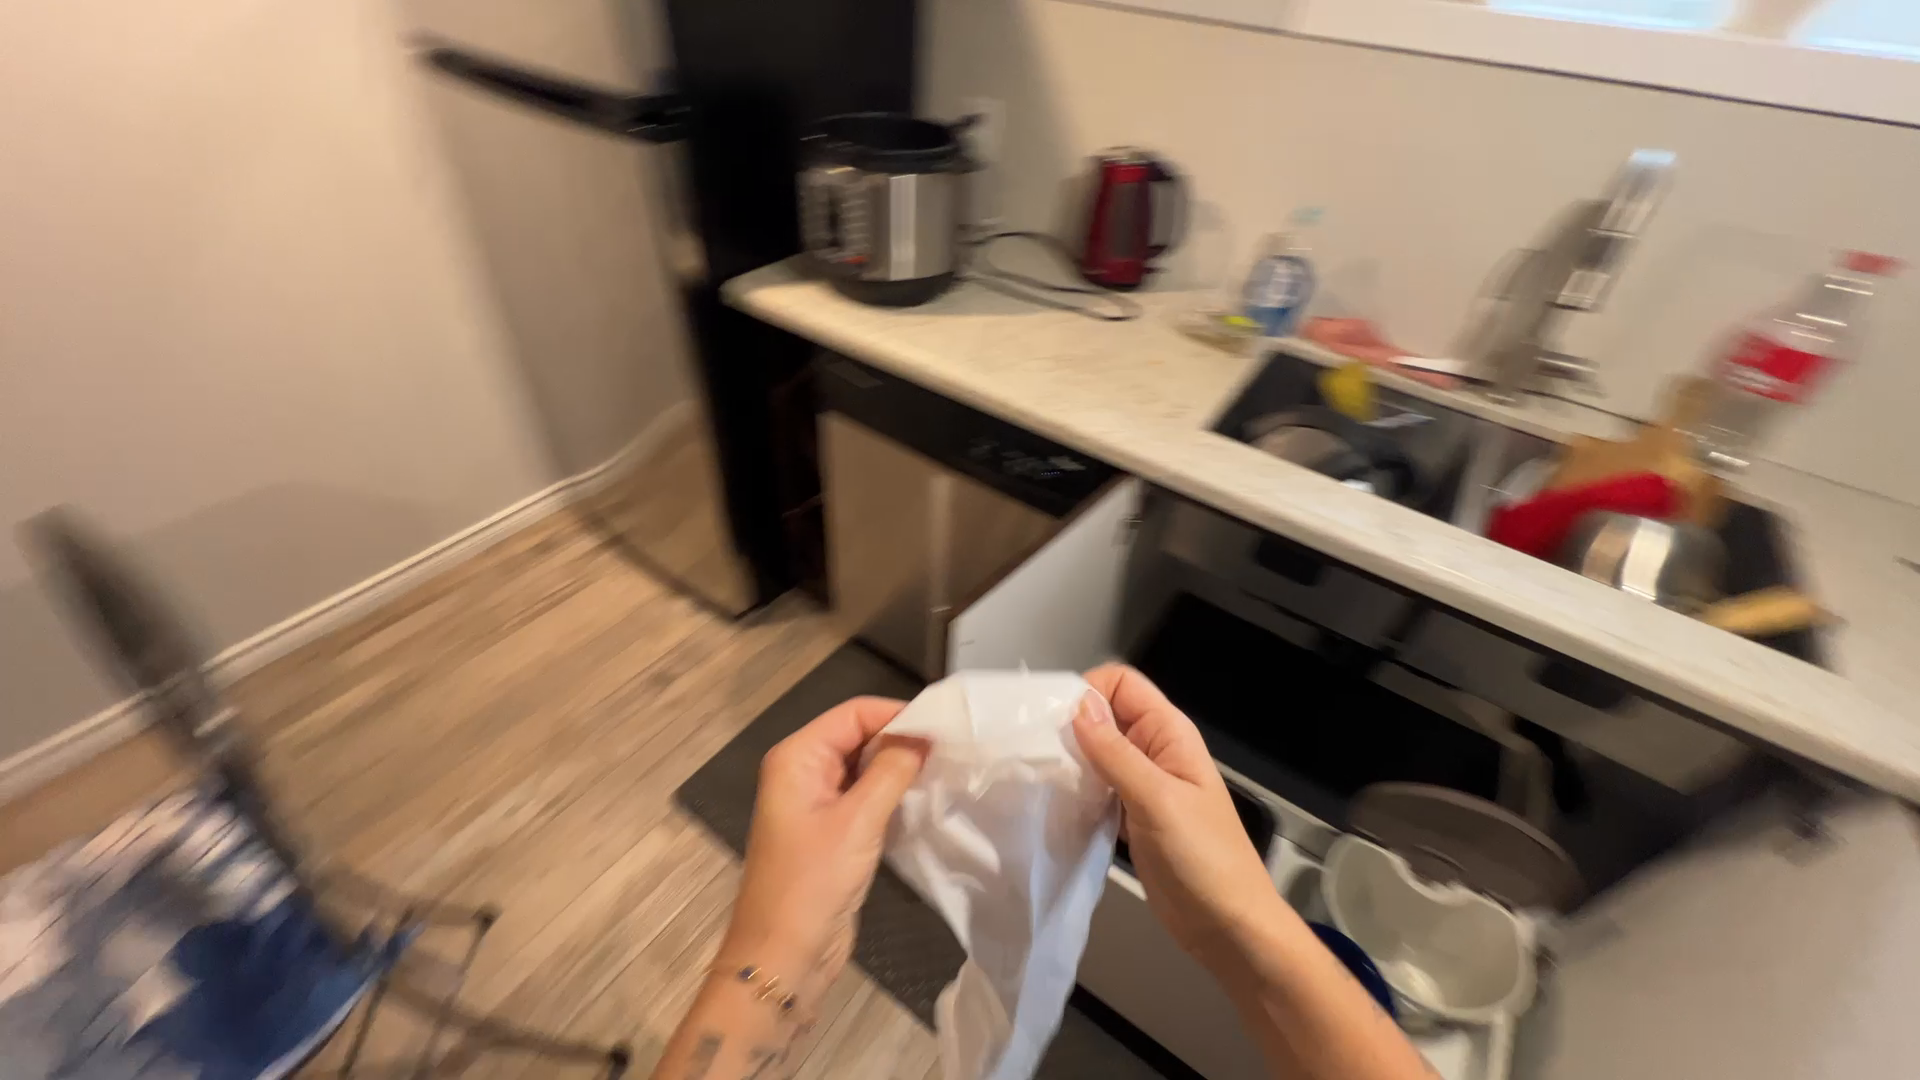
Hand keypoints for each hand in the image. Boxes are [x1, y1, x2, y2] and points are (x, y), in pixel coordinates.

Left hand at [720, 697, 928, 1005]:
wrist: (784, 958)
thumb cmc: (814, 882)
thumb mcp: (859, 820)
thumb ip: (892, 770)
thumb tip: (923, 735)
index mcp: (798, 756)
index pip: (854, 713)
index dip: (896, 714)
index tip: (942, 727)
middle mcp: (803, 770)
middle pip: (858, 735)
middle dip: (900, 739)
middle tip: (949, 749)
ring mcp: (816, 800)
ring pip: (864, 765)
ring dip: (898, 767)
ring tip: (943, 770)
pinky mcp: (831, 828)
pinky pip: (864, 795)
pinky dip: (891, 793)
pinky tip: (922, 799)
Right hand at [1073, 664, 1281, 973]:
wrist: (1229, 928)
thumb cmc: (1203, 859)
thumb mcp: (1157, 799)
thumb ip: (1115, 752)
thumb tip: (1076, 705)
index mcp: (1168, 732)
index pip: (1121, 683)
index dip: (1088, 691)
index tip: (1056, 721)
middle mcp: (1153, 749)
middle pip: (1104, 714)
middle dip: (1072, 725)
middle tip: (1041, 752)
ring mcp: (1141, 782)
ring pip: (1097, 750)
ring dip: (1071, 758)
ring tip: (1045, 777)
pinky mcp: (1129, 812)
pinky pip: (1096, 784)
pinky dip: (1078, 788)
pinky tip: (1059, 802)